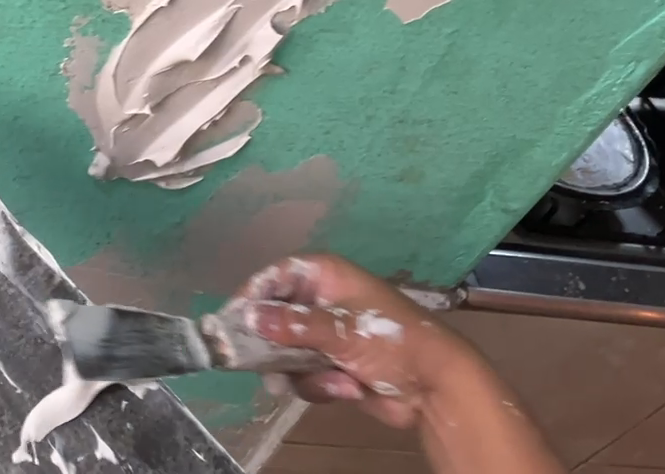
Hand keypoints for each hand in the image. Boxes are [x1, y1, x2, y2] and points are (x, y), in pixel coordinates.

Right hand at [239, 253, 472, 429]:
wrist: (435, 385)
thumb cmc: (388, 339)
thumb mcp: (338, 329)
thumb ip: (291, 324)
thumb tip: (247, 317)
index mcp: (323, 276)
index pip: (274, 277)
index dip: (252, 296)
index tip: (230, 320)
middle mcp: (320, 300)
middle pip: (275, 317)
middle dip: (274, 345)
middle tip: (263, 366)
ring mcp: (326, 334)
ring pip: (286, 351)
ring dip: (301, 370)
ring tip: (325, 380)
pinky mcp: (332, 364)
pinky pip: (305, 374)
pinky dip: (321, 384)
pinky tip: (345, 388)